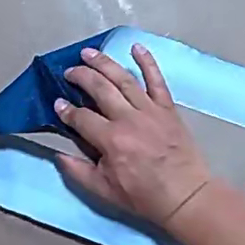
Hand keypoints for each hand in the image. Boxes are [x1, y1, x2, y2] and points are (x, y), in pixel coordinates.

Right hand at [54, 44, 230, 230]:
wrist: (187, 197)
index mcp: (111, 140)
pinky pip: (157, 80)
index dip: (66, 110)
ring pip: (123, 79)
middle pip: (99, 88)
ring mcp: (150, 111)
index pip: (81, 117)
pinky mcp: (168, 109)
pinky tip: (136, 47)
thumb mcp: (104, 191)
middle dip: (80, 76)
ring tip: (88, 53)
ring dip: (104, 63)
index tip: (57, 104)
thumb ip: (78, 171)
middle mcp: (128, 119)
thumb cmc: (144, 196)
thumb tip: (57, 155)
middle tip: (69, 72)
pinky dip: (147, 62)